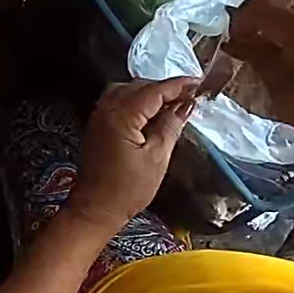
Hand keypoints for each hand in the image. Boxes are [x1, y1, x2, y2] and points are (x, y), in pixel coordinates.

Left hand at [66, 77, 198, 230]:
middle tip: (189, 96)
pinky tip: (150, 113)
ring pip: (127, 91)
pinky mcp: (97, 126)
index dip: (178, 85)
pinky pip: (117, 102)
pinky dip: (136, 101)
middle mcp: (106, 110)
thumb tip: (185, 105)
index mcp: (120, 116)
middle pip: (139, 87)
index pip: (153, 91)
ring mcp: (98, 117)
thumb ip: (170, 126)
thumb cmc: (127, 189)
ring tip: (172, 104)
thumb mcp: (157, 158)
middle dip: (164, 88)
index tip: (198, 84)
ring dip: (149, 93)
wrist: (95, 209)